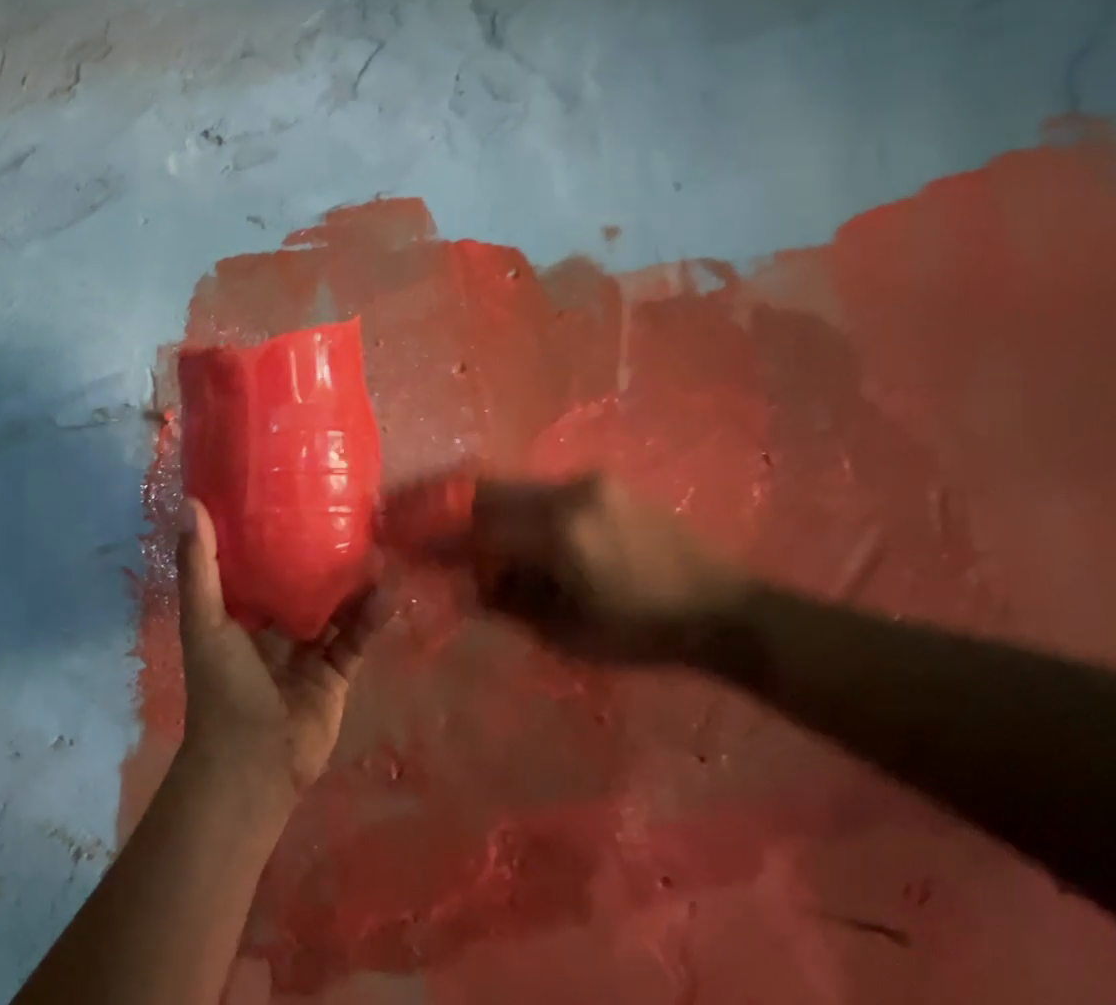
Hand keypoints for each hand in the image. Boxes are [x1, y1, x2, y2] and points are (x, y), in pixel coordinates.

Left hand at [176, 499, 372, 798]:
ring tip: (378, 545)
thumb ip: (199, 566)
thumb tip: (190, 502)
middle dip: (319, 554)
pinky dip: (371, 617)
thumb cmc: (222, 687)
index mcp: (235, 613)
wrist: (254, 761)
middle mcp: (270, 628)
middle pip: (298, 582)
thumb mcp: (204, 621)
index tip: (288, 491)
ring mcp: (305, 651)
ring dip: (353, 582)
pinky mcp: (334, 674)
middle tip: (347, 513)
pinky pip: (356, 639)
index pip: (251, 562)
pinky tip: (389, 590)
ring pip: (333, 607)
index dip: (267, 531)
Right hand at [389, 473, 750, 660]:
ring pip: (507, 485)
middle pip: (481, 490)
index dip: (426, 535)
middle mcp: (567, 494)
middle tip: (397, 513)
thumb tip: (456, 585)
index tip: (389, 538)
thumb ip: (505, 601)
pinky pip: (535, 489)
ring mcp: (587, 483)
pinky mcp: (601, 484)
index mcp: (557, 535)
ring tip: (438, 520)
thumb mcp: (565, 632)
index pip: (472, 529)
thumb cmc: (643, 633)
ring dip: (469, 502)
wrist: (726, 608)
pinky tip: (493, 526)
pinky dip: (504, 505)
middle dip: (435, 502)